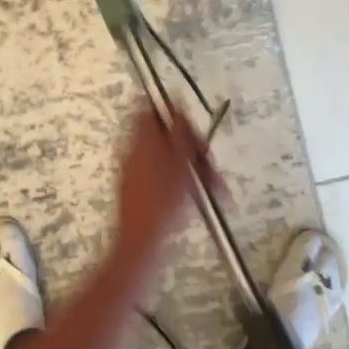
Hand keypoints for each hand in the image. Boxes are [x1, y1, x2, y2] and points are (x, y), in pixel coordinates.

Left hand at [109, 105, 205, 274]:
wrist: (140, 241)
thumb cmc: (162, 201)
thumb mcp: (178, 162)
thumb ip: (179, 133)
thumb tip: (178, 107)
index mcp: (141, 140)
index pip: (153, 110)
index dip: (176, 116)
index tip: (195, 133)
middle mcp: (134, 151)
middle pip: (165, 136)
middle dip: (192, 147)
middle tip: (210, 165)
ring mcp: (135, 170)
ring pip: (169, 158)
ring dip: (194, 167)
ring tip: (214, 187)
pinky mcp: (140, 189)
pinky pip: (165, 176)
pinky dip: (183, 181)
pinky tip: (202, 196)